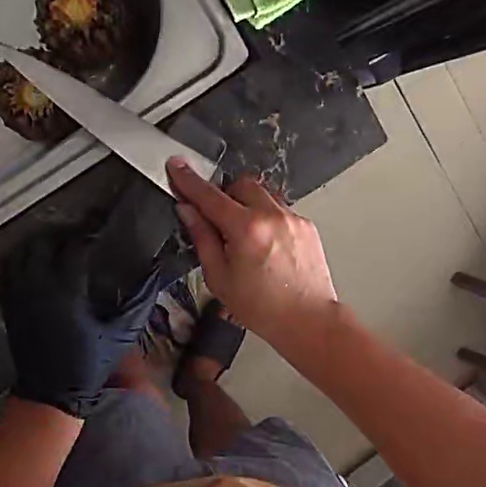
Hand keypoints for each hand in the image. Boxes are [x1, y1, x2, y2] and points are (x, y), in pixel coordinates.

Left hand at [0, 229, 158, 418]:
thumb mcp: (121, 333)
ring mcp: (19, 297)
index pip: (75, 247)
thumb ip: (139, 300)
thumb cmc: (88, 364)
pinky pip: (7, 274)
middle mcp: (38, 288)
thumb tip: (156, 273)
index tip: (100, 232)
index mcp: (67, 291)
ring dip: (39, 248)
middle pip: (44, 244)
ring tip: (57, 249)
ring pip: (21, 255)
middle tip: (79, 239)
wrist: (51, 394)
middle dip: (62, 237)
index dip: (88, 235)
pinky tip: (36, 268)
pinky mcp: (8, 307)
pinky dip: (20, 264)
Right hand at [167, 158, 338, 345]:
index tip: (177, 166)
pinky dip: (267, 219)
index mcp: (246, 230)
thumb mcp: (219, 278)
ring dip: (247, 206)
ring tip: (244, 238)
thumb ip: (202, 238)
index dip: (188, 179)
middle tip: (217, 219)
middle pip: (240, 184)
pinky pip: (280, 209)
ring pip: (262, 194)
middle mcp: (272, 216)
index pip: (209, 195)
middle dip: (225, 195)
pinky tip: (265, 245)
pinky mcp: (306, 225)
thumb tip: (188, 212)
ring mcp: (293, 219)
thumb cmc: (264, 308)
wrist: (308, 320)